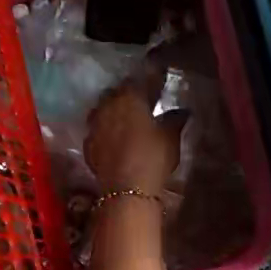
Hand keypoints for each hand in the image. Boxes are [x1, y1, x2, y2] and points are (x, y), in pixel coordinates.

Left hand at [85, 74, 187, 198]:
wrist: (126, 189)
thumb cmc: (153, 156)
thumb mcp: (170, 137)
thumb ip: (175, 120)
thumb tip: (183, 111)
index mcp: (130, 97)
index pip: (141, 80)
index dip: (151, 81)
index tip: (159, 82)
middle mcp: (108, 106)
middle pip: (117, 92)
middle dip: (128, 94)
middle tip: (141, 101)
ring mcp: (94, 125)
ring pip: (103, 110)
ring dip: (113, 111)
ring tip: (125, 118)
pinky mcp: (88, 145)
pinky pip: (97, 131)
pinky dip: (105, 131)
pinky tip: (113, 138)